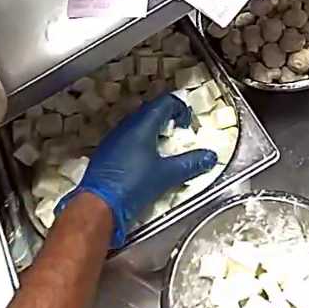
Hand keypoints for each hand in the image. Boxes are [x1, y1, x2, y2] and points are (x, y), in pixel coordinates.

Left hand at [64, 94, 216, 246]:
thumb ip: (190, 164)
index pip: (165, 103)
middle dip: (168, 118)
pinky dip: (140, 141)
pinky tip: (145, 158)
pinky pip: (127, 137)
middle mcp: (126, 126)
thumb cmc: (134, 185)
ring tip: (164, 145)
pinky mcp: (106, 151)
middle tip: (179, 132)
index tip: (188, 124)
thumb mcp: (167, 175)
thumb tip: (211, 157)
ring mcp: (113, 138)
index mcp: (142, 125)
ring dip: (153, 130)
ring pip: (137, 124)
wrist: (98, 204)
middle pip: (150, 111)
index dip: (180, 109)